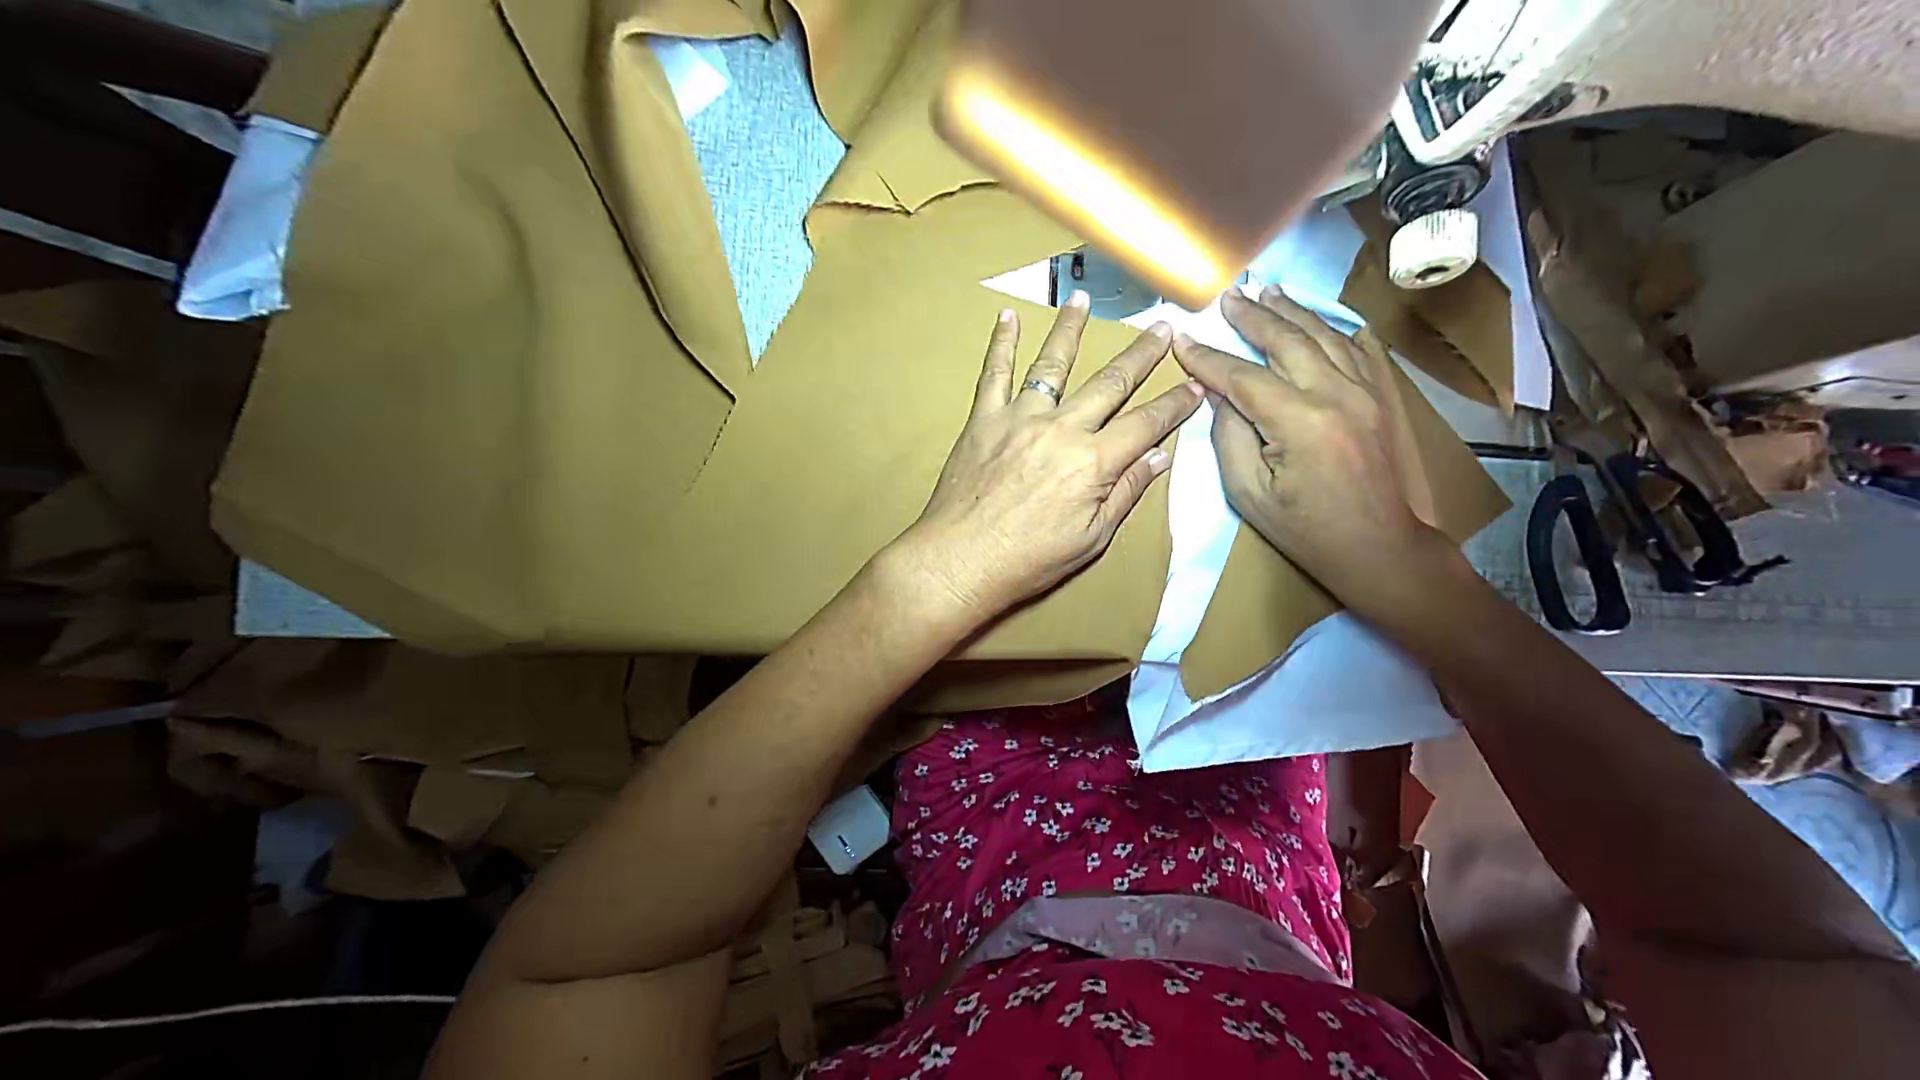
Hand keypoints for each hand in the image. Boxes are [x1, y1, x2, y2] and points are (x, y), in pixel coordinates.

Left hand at [889, 293, 1202, 624]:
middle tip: (1161, 328)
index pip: (1146, 424)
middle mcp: (1061, 430)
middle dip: (1140, 354)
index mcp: (1093, 462)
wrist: (959, 560)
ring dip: (1070, 329)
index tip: (1196, 385)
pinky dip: (1001, 344)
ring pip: (1051, 364)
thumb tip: (1160, 456)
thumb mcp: (1090, 538)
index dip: (1175, 404)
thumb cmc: (1027, 560)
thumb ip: (1126, 493)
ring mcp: (1019, 419)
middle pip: (1109, 383)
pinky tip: (1007, 317)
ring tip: (1082, 299)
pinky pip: (994, 374)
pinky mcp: (983, 421)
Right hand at [1172, 287, 1437, 608]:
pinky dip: (1330, 329)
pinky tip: (1315, 318)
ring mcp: (1365, 391)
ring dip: (1292, 312)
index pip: (1243, 376)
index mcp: (1299, 422)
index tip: (1183, 341)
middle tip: (1229, 298)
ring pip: (1324, 336)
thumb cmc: (1303, 528)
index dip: (1209, 358)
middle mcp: (1336, 394)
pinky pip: (1354, 349)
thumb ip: (1229, 435)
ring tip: (1268, 292)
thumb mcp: (1247, 492)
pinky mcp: (1380, 396)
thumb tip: (1217, 391)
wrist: (1377, 546)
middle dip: (1253, 316)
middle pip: (1287, 341)